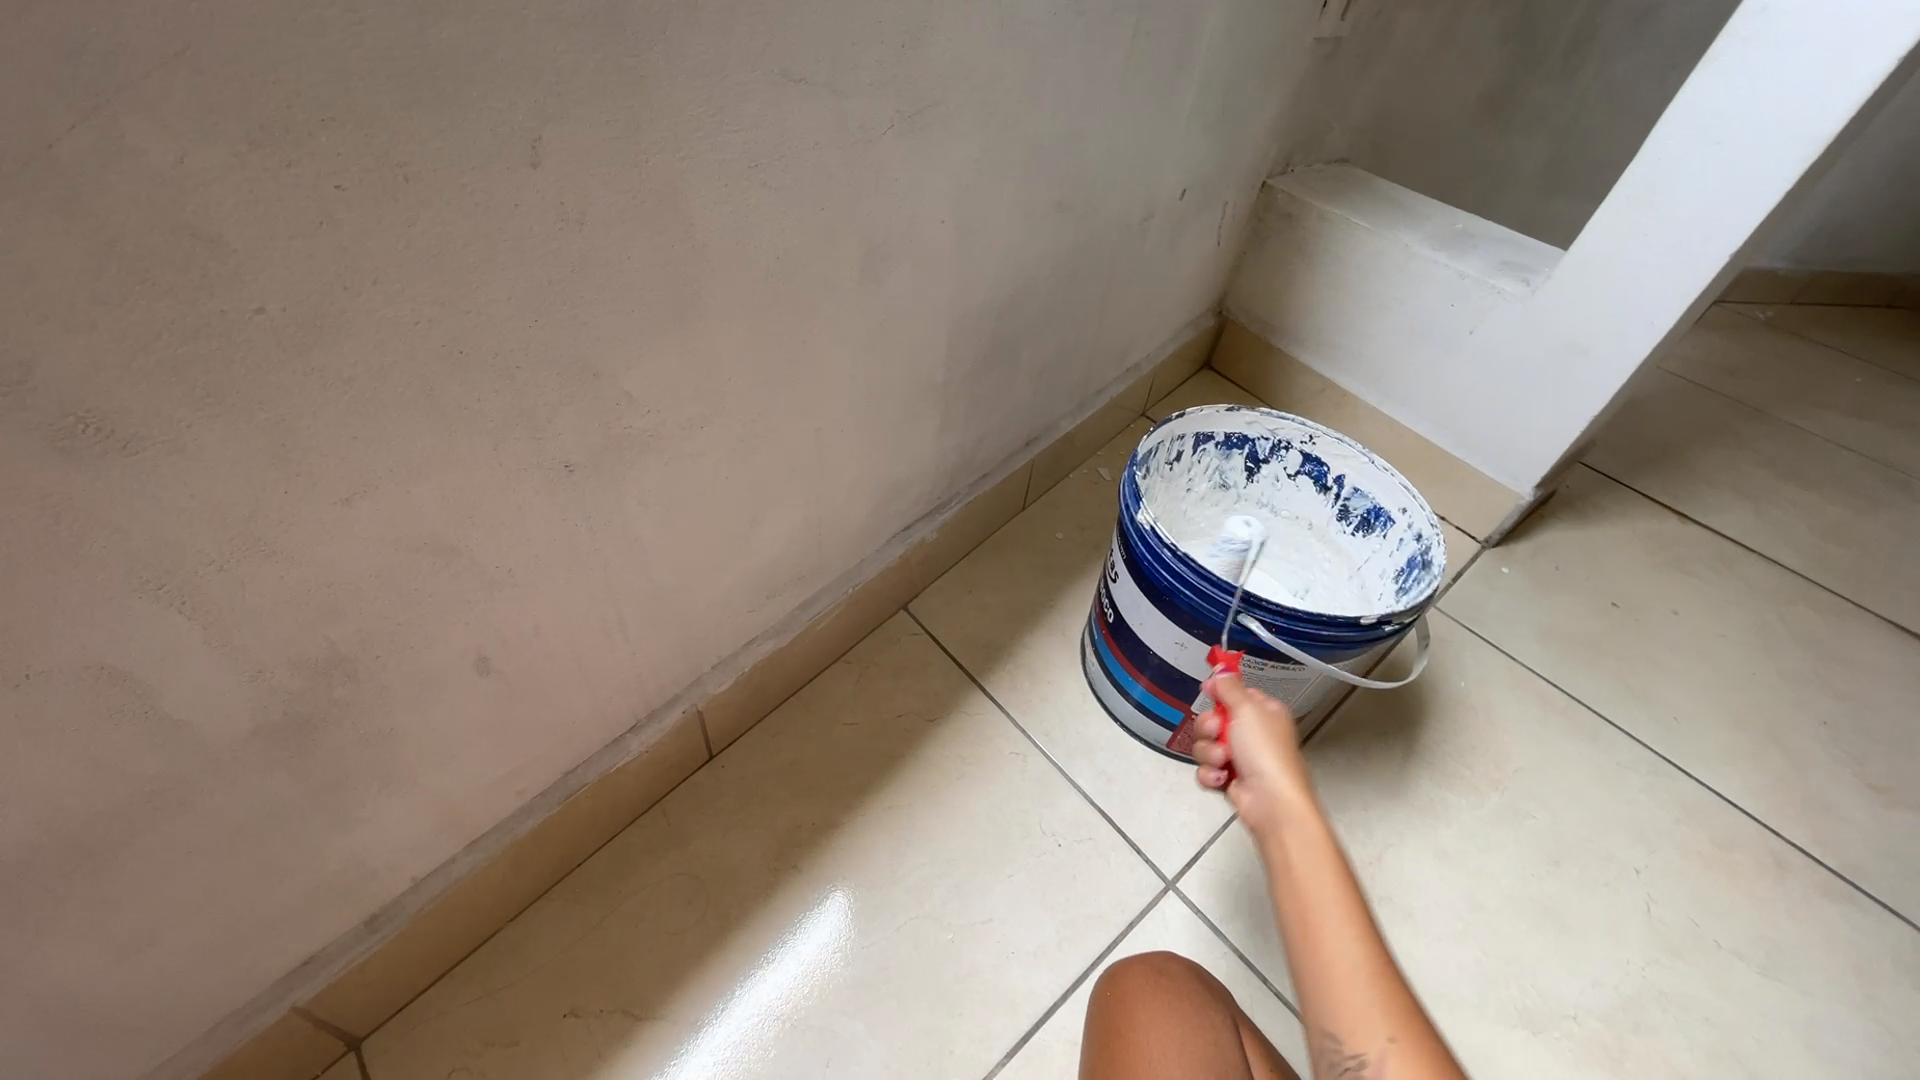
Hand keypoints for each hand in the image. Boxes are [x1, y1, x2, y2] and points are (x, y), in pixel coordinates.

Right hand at [1193, 673, 1316, 841]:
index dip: (1220, 693)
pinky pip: (1205, 768)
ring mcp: (1239, 756)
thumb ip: (1229, 687)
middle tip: (1217, 732)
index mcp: (1264, 712)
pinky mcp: (1228, 777)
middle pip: (1212, 718)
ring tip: (1223, 761)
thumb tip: (1220, 669)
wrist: (1270, 801)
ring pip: (1205, 744)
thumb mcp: (1248, 709)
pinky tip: (1222, 778)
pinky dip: (1210, 773)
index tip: (1209, 692)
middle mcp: (1252, 732)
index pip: (1235, 693)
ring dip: (1209, 752)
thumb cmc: (1266, 752)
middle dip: (1208, 727)